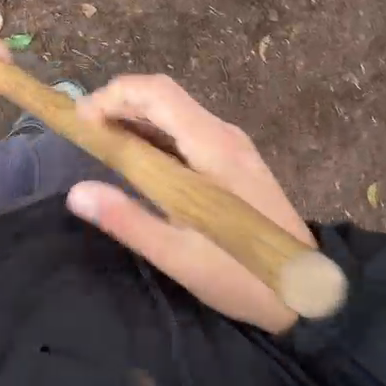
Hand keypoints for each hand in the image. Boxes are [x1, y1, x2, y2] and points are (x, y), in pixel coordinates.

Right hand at [64, 75, 314, 333]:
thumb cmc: (243, 274)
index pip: (158, 92)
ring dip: (135, 115)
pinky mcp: (233, 157)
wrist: (309, 293)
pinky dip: (154, 130)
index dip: (115, 94)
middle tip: (84, 129)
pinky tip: (137, 156)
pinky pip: (186, 128)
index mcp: (211, 146)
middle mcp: (222, 133)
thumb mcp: (179, 256)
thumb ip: (128, 220)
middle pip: (163, 94)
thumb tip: (76, 192)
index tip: (82, 118)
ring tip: (101, 140)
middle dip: (119, 101)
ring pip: (174, 109)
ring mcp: (231, 143)